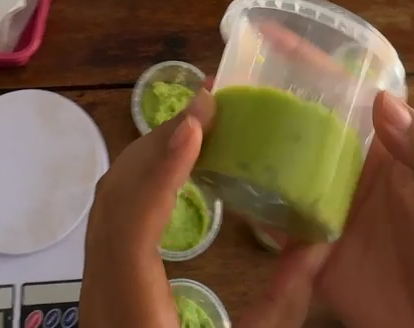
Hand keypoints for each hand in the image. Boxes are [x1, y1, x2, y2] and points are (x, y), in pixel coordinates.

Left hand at [81, 90, 329, 327]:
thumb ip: (284, 304)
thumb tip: (320, 240)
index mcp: (135, 317)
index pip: (132, 229)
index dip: (163, 170)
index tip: (198, 124)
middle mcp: (102, 301)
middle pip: (114, 201)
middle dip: (158, 144)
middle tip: (207, 106)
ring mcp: (93, 295)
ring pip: (106, 205)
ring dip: (147, 156)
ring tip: (195, 126)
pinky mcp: (99, 292)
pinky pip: (110, 219)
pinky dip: (140, 181)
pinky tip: (175, 170)